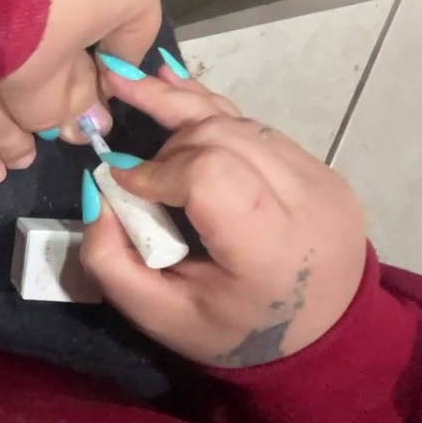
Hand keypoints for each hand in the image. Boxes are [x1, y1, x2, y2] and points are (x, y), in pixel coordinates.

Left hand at [0, 0, 161, 183]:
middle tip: (37, 58)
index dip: (104, 76)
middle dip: (74, 34)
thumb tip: (75, 129)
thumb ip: (60, 110)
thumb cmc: (14, 25)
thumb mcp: (35, 84)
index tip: (73, 94)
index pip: (132, 42)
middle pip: (103, 1)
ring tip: (11, 21)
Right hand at [79, 63, 366, 367]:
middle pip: (223, 136)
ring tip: (125, 81)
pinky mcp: (320, 169)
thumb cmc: (228, 330)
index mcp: (270, 250)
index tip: (122, 184)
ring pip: (238, 121)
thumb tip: (99, 190)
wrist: (321, 340)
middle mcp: (308, 204)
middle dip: (164, 138)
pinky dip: (205, 109)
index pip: (211, 174)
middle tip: (122, 148)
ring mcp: (322, 180)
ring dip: (179, 110)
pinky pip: (253, 126)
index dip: (157, 170)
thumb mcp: (153, 313)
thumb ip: (109, 257)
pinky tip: (165, 82)